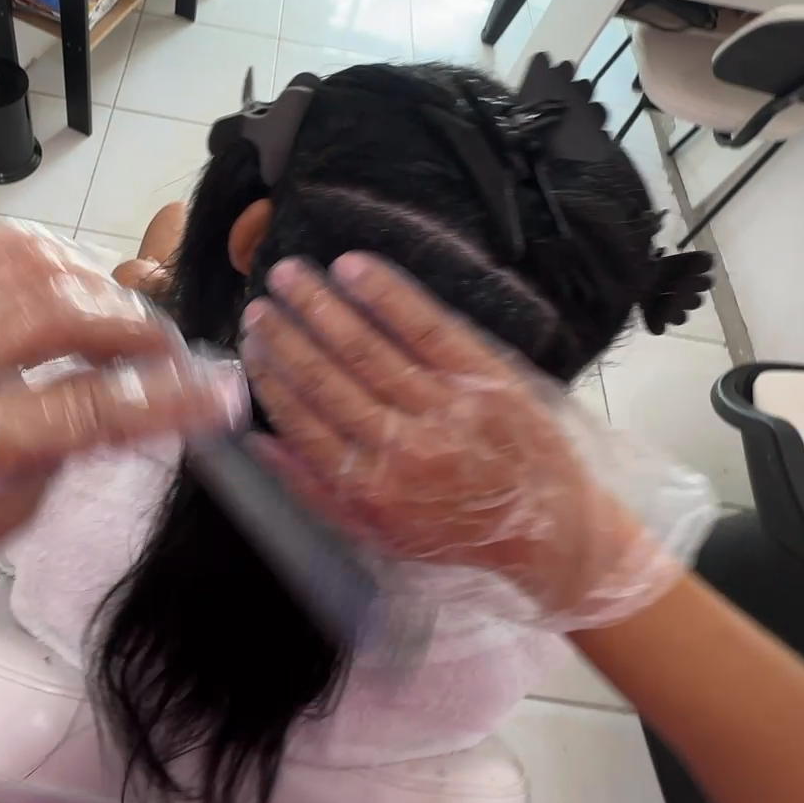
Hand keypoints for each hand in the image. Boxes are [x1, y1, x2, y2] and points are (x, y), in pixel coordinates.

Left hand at [0, 225, 244, 650]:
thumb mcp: (4, 516)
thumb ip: (69, 444)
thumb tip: (131, 393)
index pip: (88, 407)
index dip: (168, 400)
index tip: (222, 395)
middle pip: (62, 312)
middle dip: (136, 326)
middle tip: (173, 352)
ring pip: (26, 263)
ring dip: (92, 282)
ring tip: (125, 315)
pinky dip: (38, 253)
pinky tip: (67, 276)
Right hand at [240, 253, 711, 629]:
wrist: (552, 529)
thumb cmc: (456, 532)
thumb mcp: (378, 535)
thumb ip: (314, 490)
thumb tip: (258, 443)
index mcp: (370, 487)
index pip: (303, 421)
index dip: (271, 378)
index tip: (250, 346)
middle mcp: (401, 445)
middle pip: (327, 378)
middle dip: (285, 335)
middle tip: (258, 303)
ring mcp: (443, 405)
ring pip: (366, 347)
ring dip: (320, 306)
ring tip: (289, 274)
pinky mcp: (481, 375)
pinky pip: (424, 325)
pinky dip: (385, 294)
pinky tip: (352, 267)